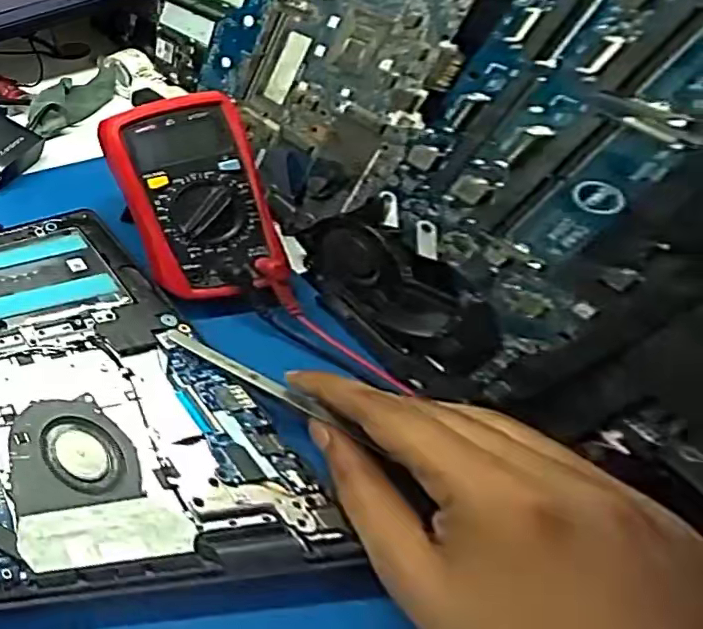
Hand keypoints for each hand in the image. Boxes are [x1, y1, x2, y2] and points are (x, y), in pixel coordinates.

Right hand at [291, 371, 702, 628]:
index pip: (396, 416)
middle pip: (445, 413)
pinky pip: (551, 454)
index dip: (338, 392)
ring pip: (498, 424)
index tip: (303, 382)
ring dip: (436, 421)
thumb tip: (328, 435)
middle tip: (337, 412)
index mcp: (505, 498)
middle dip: (383, 407)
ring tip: (398, 438)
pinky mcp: (655, 518)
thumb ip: (362, 495)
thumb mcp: (415, 577)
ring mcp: (622, 500)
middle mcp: (570, 485)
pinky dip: (494, 446)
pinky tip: (470, 467)